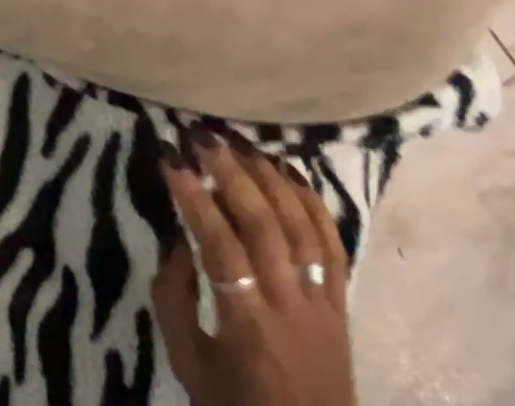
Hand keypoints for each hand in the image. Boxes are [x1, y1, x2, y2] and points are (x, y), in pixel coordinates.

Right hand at [152, 127, 355, 405]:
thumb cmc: (236, 405)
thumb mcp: (187, 362)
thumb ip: (174, 298)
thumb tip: (178, 239)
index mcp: (247, 325)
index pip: (219, 248)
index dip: (195, 200)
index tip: (171, 161)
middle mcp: (290, 305)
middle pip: (264, 226)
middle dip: (232, 174)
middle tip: (203, 136)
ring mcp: (323, 301)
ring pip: (301, 226)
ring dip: (269, 176)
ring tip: (240, 142)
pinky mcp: (343, 301)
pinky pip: (333, 243)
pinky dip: (313, 202)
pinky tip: (290, 170)